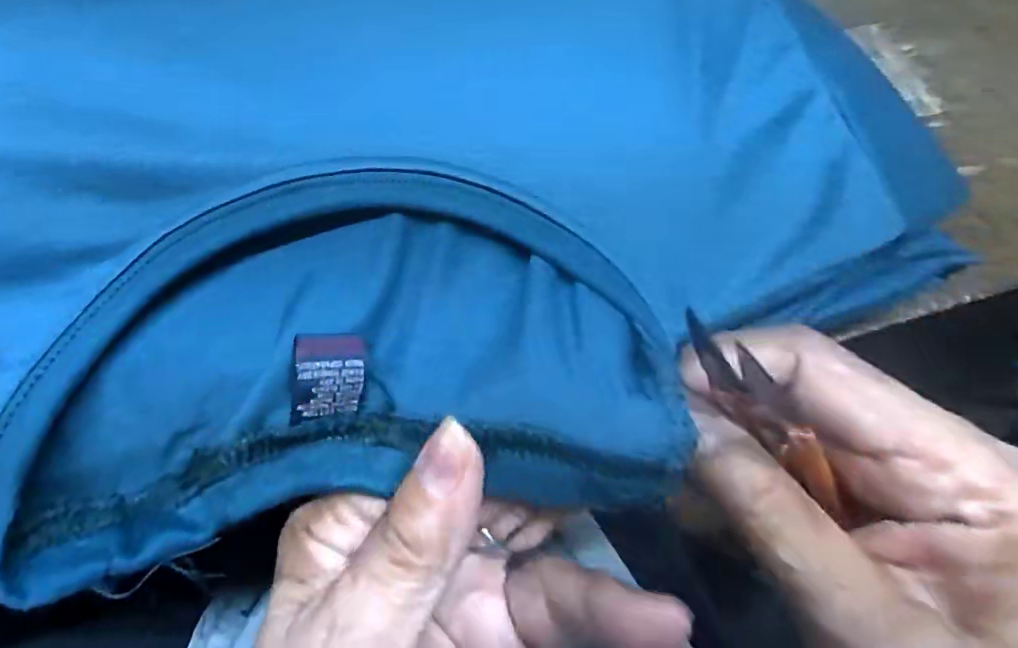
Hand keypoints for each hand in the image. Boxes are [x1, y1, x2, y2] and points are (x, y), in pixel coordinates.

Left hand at [256, 418, 692, 647]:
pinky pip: (554, 608)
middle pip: (501, 488)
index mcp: (361, 508)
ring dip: (603, 576)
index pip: (431, 442)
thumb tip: (457, 429)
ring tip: (667, 616)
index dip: (491, 415)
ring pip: (542, 554)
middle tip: (632, 462)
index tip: (555, 392)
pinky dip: (607, 616)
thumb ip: (409, 540)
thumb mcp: (350, 621)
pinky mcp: (494, 625)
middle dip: (565, 479)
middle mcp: (418, 530)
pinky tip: (658, 625)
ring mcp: (460, 580)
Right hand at [682, 326, 1017, 647]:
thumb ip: (770, 514)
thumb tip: (683, 420)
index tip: (667, 384)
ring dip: (738, 443)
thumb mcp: (863, 628)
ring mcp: (942, 473)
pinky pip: (820, 462)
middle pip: (816, 393)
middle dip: (730, 407)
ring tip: (683, 475)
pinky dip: (763, 475)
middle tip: (663, 433)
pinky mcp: (917, 497)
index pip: (829, 367)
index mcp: (982, 477)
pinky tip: (721, 497)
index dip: (736, 359)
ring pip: (808, 424)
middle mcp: (965, 452)